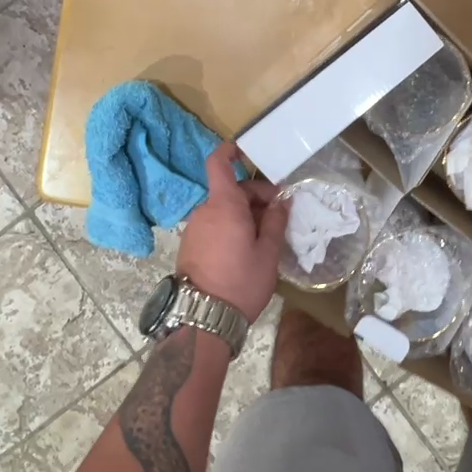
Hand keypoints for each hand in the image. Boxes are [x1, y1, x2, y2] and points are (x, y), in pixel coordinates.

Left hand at [177, 143, 288, 322]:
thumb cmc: (240, 282)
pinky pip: (214, 226)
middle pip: (231, 190)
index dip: (230, 151)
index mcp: (224, 205)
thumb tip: (281, 201)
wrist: (202, 320)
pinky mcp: (190, 246)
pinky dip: (230, 228)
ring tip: (265, 238)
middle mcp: (205, 211)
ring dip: (244, 215)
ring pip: (223, 210)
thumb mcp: (268, 253)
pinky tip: (246, 250)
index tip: (246, 151)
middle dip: (256, 197)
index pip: (218, 163)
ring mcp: (194, 229)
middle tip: (279, 215)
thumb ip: (276, 222)